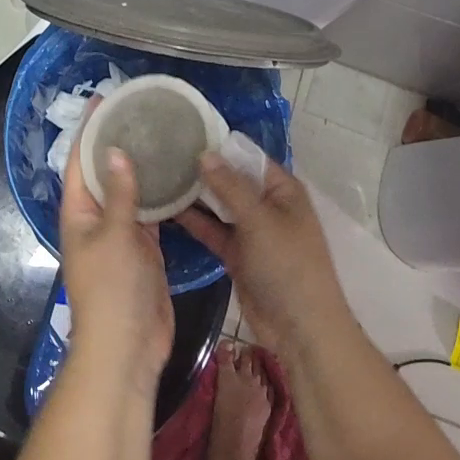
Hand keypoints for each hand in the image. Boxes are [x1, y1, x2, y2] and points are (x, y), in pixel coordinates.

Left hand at [58, 103, 172, 388]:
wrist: (127, 345)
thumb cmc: (112, 288)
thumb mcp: (114, 235)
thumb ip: (119, 194)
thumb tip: (114, 151)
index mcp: (78, 211)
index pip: (79, 160)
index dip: (89, 130)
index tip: (103, 99)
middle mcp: (97, 218)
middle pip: (104, 172)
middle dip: (117, 142)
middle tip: (140, 111)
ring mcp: (121, 234)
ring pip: (129, 191)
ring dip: (141, 166)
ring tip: (160, 133)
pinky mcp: (145, 249)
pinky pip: (150, 213)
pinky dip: (161, 194)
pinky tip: (178, 175)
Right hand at [174, 151, 348, 354]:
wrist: (300, 328)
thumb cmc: (288, 265)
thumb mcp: (259, 220)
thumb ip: (230, 187)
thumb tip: (205, 153)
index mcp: (282, 189)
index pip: (248, 157)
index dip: (220, 145)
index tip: (185, 131)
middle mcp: (266, 204)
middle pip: (231, 179)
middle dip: (202, 169)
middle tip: (162, 152)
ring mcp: (251, 230)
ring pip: (219, 205)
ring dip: (195, 195)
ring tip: (158, 176)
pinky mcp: (236, 254)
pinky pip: (212, 230)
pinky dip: (193, 222)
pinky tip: (165, 208)